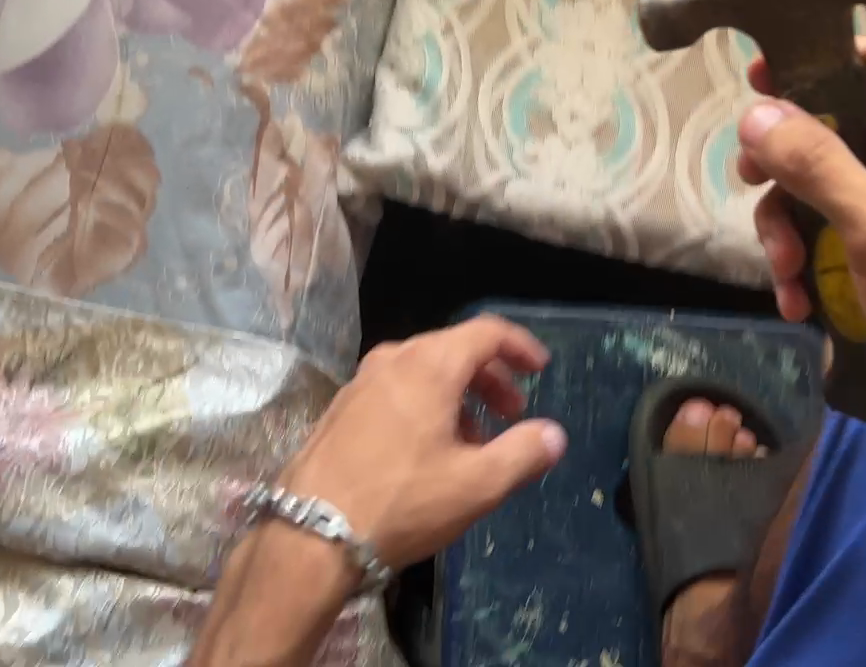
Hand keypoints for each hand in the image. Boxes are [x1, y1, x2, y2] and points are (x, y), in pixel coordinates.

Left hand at [278, 316, 567, 568]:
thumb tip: (555, 434)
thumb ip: (523, 453)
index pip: (486, 332)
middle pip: (455, 349)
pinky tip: (429, 449)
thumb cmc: (401, 500)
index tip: (541, 369)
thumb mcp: (475, 485)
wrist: (310, 533)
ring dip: (459, 394)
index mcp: (430, 364)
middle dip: (491, 377)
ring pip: (425, 370)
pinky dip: (427, 403)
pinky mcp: (344, 405)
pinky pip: (398, 388)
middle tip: (513, 414)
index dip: (519, 346)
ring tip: (474, 440)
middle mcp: (395, 359)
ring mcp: (363, 380)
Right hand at [737, 37, 865, 451]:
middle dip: (785, 166)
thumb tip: (756, 114)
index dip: (809, 65)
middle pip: (832, 125)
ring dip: (789, 225)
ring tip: (786, 273)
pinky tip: (797, 297)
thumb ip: (817, 165)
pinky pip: (829, 224)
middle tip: (750, 182)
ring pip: (821, 181)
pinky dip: (806, 256)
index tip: (755, 85)